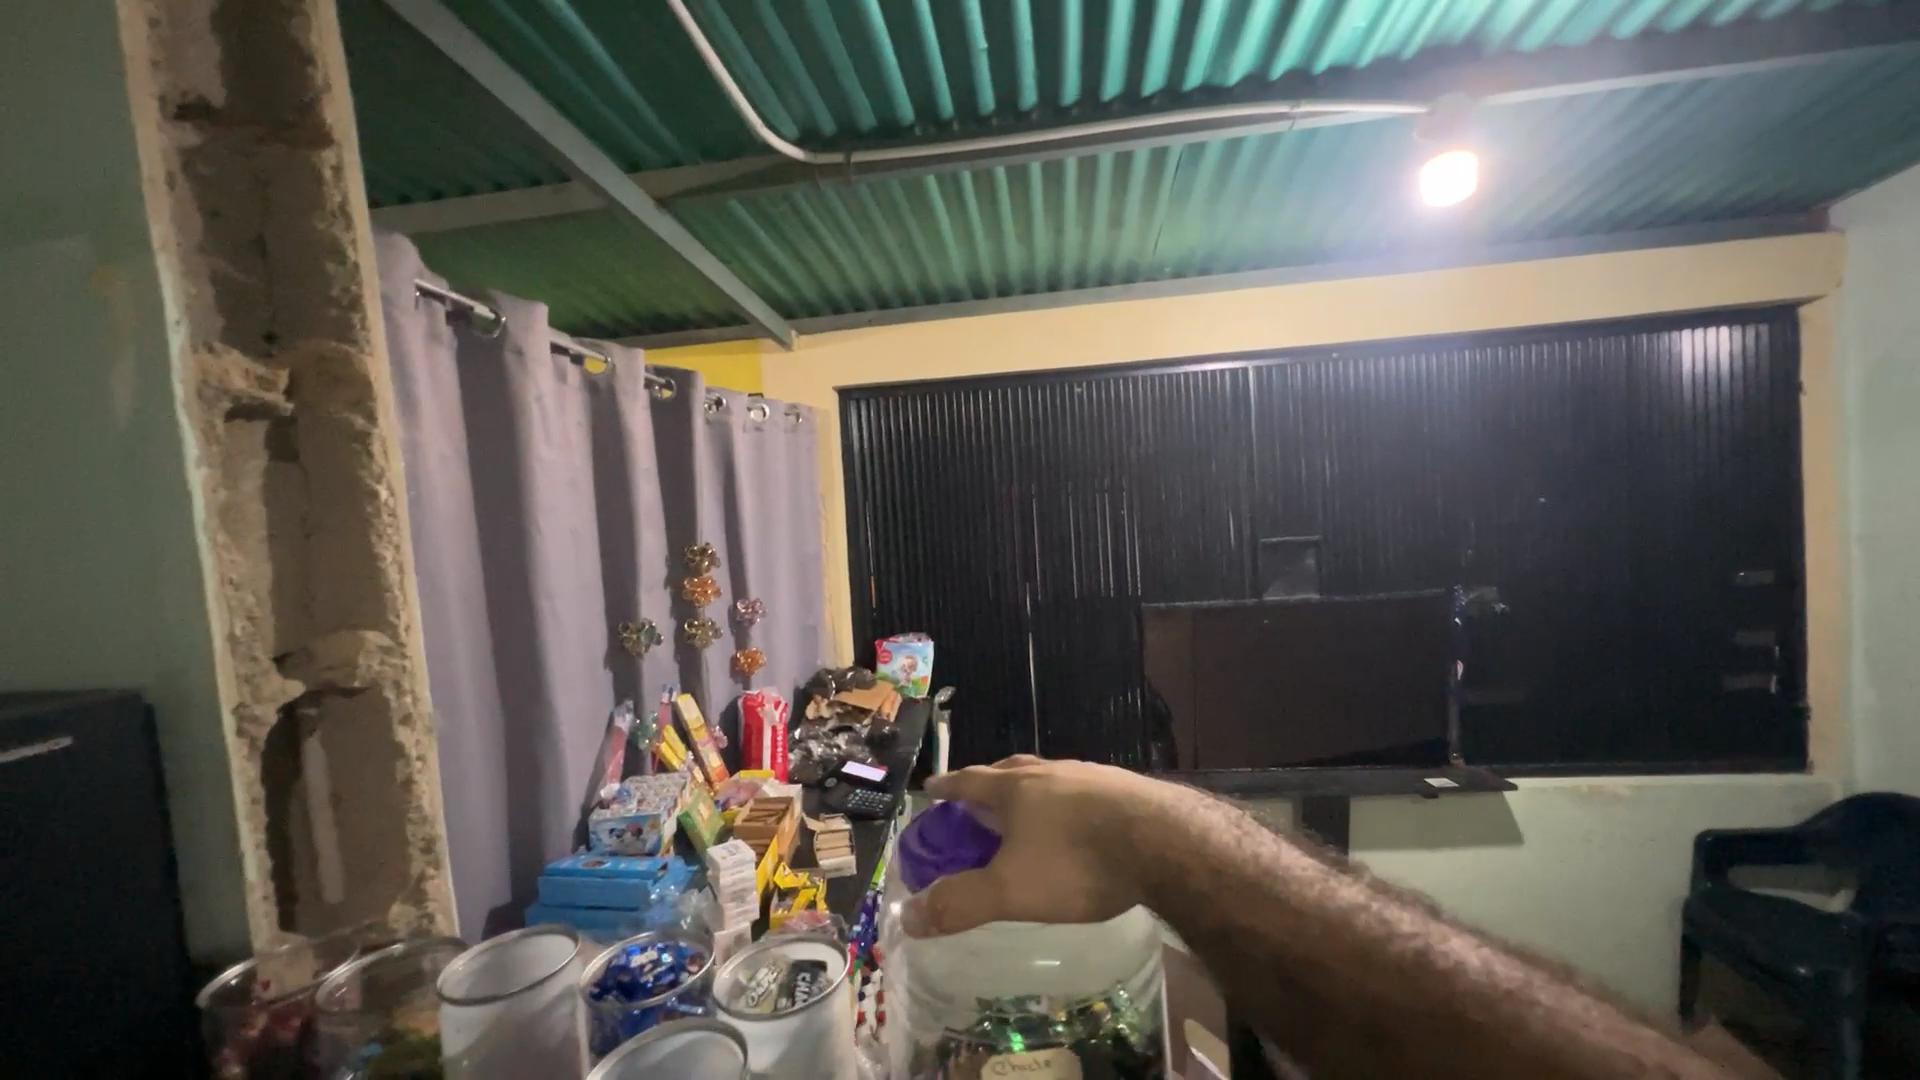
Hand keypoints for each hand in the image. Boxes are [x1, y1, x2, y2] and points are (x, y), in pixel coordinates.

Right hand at [900, 754, 1193, 936]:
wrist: (1162, 840)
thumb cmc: (1075, 861)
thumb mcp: (1010, 891)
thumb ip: (960, 903)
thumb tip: (908, 917)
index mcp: (1015, 789)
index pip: (969, 781)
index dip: (948, 786)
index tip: (933, 787)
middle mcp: (1050, 773)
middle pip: (1010, 771)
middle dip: (991, 784)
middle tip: (981, 800)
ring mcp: (1091, 777)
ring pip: (1051, 779)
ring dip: (1034, 792)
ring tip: (1032, 813)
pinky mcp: (1125, 789)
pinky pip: (1085, 792)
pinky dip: (1071, 805)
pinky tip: (1083, 824)